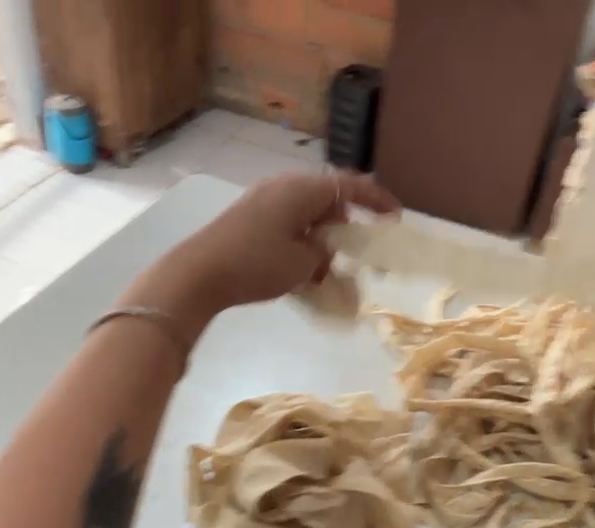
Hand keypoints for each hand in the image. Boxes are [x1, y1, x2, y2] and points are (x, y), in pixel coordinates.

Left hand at [132, 171, 401, 322]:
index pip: (350, 187)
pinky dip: (301, 240)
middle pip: (327, 197)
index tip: (396, 216)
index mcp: (302, 190)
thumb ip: (323, 255)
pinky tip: (300, 267)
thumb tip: (322, 252)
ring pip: (305, 212)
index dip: (376, 201)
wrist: (199, 273)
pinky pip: (286, 223)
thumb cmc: (256, 264)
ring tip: (327, 265)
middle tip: (358, 248)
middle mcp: (283, 186)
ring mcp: (262, 200)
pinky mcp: (247, 218)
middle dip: (345, 222)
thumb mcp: (302, 264)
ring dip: (321, 235)